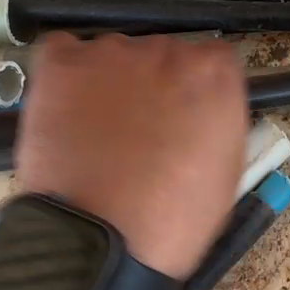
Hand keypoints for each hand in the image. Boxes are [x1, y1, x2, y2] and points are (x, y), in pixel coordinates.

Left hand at [15, 32, 248, 280]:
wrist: (104, 239)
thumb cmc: (173, 217)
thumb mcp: (228, 167)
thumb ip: (219, 119)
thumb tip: (202, 110)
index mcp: (215, 73)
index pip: (212, 59)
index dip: (195, 89)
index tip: (184, 112)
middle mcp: (168, 50)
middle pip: (163, 53)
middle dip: (154, 85)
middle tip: (140, 128)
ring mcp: (112, 53)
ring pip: (115, 55)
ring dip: (111, 81)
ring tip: (98, 128)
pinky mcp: (62, 65)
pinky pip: (64, 51)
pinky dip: (67, 73)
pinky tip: (69, 107)